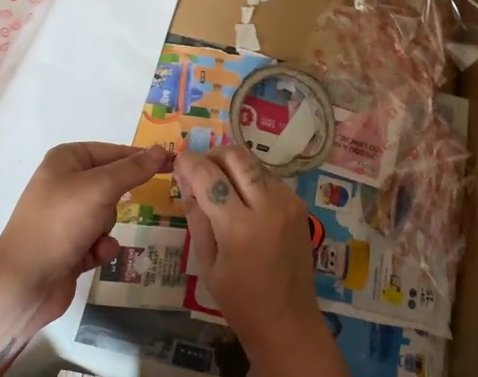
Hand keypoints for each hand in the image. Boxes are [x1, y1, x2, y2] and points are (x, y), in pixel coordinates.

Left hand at [0, 142, 172, 331]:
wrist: (24, 283)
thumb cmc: (60, 223)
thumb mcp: (101, 188)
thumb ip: (133, 169)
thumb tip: (161, 150)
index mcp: (67, 159)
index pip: (114, 151)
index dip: (140, 158)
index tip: (171, 163)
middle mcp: (65, 183)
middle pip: (112, 184)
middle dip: (116, 202)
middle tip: (108, 211)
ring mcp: (66, 216)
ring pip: (109, 214)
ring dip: (107, 228)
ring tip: (92, 238)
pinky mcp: (69, 246)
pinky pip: (100, 239)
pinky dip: (100, 248)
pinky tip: (91, 257)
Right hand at [173, 144, 345, 374]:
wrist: (288, 322)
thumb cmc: (240, 302)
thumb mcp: (207, 263)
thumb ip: (197, 216)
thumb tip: (185, 179)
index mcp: (239, 228)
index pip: (209, 177)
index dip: (189, 162)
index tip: (178, 160)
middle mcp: (268, 207)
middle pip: (237, 156)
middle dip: (213, 154)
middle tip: (200, 168)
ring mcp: (288, 202)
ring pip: (254, 163)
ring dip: (233, 166)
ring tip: (220, 184)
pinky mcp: (298, 204)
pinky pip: (269, 178)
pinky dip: (251, 179)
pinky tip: (243, 199)